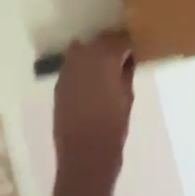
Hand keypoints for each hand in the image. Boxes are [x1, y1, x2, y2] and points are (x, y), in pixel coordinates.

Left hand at [53, 32, 135, 190]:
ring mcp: (67, 72)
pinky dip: (82, 67)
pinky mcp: (59, 85)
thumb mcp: (128, 97)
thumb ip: (126, 73)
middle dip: (111, 44)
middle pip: (98, 40)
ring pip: (81, 49)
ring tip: (106, 65)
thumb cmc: (114, 127)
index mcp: (104, 60)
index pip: (118, 39)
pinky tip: (91, 78)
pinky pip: (72, 66)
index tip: (135, 47)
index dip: (128, 41)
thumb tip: (127, 59)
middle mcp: (82, 59)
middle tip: (123, 54)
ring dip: (94, 52)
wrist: (85, 156)